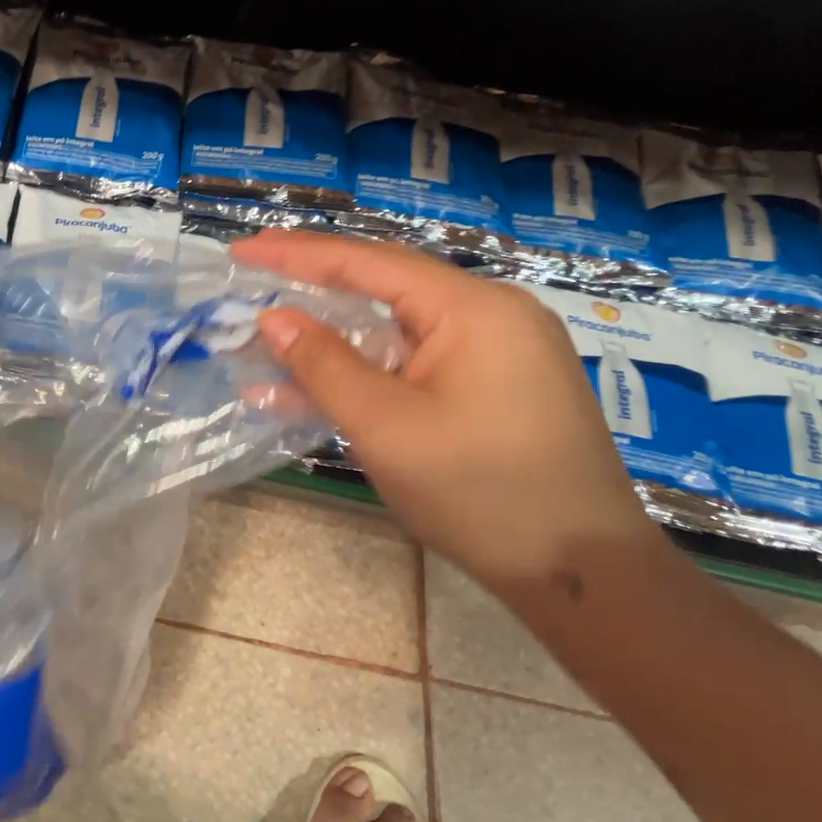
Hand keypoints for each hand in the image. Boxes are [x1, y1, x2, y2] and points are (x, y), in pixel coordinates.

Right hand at [230, 231, 662, 585]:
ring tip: (267, 338)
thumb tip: (273, 318)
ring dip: (331, 339)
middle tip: (250, 281)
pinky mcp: (494, 392)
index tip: (240, 249)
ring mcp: (498, 356)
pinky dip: (364, 373)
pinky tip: (312, 390)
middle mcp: (492, 317)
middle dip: (311, 288)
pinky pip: (413, 366)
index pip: (368, 262)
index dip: (297, 253)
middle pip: (384, 288)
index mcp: (474, 309)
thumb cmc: (480, 491)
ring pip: (396, 331)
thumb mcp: (386, 426)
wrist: (581, 572)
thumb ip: (324, 365)